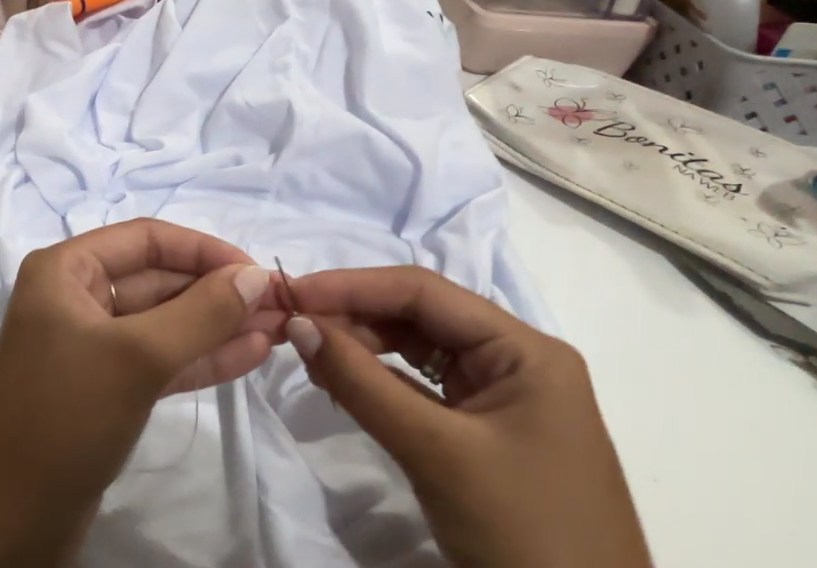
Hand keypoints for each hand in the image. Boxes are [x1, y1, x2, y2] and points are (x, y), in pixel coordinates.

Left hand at [0, 221, 283, 566]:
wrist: (10, 517)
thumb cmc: (66, 415)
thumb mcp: (137, 356)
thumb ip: (202, 312)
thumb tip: (255, 275)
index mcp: (65, 269)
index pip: (146, 239)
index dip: (205, 250)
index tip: (259, 272)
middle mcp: (75, 296)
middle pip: (158, 278)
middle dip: (218, 290)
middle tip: (281, 305)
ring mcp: (90, 344)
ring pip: (164, 321)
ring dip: (218, 324)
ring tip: (279, 329)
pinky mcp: (106, 386)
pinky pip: (160, 358)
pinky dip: (202, 356)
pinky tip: (250, 354)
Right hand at [286, 267, 648, 567]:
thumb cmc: (521, 532)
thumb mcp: (435, 452)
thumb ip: (361, 382)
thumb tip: (297, 324)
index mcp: (524, 350)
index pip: (424, 292)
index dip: (353, 285)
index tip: (291, 292)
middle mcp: (517, 361)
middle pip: (421, 317)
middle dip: (354, 315)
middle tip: (291, 324)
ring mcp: (504, 399)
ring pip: (420, 351)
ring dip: (363, 347)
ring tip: (308, 351)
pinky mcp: (487, 434)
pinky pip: (424, 390)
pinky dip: (380, 382)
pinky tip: (340, 381)